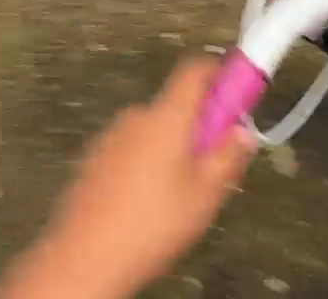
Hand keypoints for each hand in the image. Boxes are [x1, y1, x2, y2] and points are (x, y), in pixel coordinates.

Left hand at [0, 58, 257, 298]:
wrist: (84, 259)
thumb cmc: (150, 224)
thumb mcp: (205, 195)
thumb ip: (228, 157)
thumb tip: (243, 133)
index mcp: (168, 116)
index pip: (195, 69)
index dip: (218, 71)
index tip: (234, 90)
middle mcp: (137, 116)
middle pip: (176, 104)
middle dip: (197, 126)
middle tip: (210, 162)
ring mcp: (110, 136)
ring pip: (153, 129)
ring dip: (169, 147)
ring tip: (176, 192)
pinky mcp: (92, 159)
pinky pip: (129, 148)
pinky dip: (143, 163)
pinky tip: (144, 202)